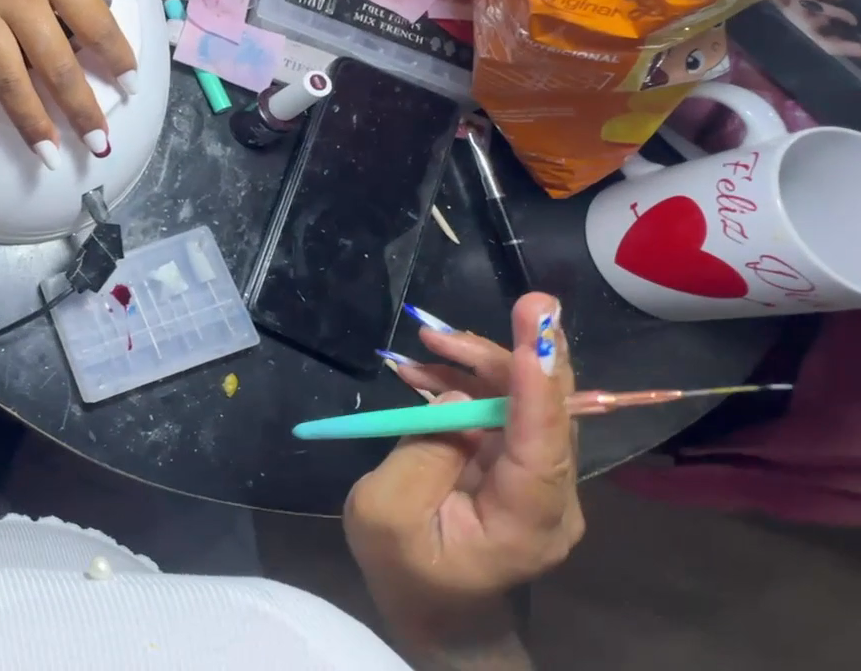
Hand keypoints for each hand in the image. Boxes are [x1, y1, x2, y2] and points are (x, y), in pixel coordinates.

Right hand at [345, 293, 583, 646]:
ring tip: (416, 350)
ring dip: (473, 365)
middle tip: (434, 331)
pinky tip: (422, 372)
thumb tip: (454, 397)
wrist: (440, 613)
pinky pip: (502, 412)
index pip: (542, 441)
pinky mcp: (517, 468)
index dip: (538, 380)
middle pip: (542, 409)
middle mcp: (551, 495)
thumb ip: (421, 455)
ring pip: (523, 403)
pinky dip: (463, 383)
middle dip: (499, 358)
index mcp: (525, 520)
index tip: (539, 324)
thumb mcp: (386, 515)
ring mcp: (538, 480)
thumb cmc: (406, 570)